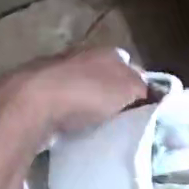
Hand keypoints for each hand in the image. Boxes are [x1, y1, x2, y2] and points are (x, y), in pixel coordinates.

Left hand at [0, 47, 147, 144]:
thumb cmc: (87, 93)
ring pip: (80, 94)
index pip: (131, 67)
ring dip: (88, 109)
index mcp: (105, 52)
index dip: (140, 87)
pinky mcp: (35, 97)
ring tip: (100, 133)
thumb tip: (155, 95)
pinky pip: (60, 110)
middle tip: (124, 125)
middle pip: (104, 79)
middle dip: (113, 99)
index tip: (146, 111)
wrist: (33, 104)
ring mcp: (54, 76)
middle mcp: (79, 57)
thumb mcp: (129, 89)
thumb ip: (145, 90)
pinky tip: (74, 135)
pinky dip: (68, 120)